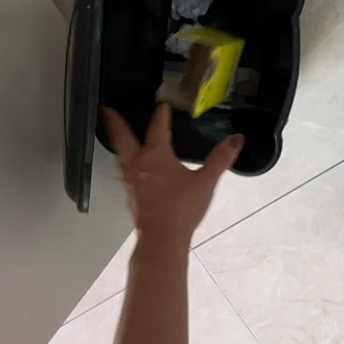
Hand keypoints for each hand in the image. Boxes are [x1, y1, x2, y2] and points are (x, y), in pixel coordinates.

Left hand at [102, 104, 241, 247]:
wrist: (162, 238)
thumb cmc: (182, 208)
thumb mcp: (205, 182)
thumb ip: (220, 159)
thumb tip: (237, 138)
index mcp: (156, 156)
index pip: (157, 128)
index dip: (161, 115)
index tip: (162, 104)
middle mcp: (138, 164)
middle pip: (123, 138)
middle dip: (115, 122)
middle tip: (106, 109)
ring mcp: (130, 181)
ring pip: (121, 156)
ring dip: (118, 143)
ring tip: (117, 136)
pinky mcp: (130, 196)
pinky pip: (124, 171)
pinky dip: (125, 162)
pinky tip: (131, 168)